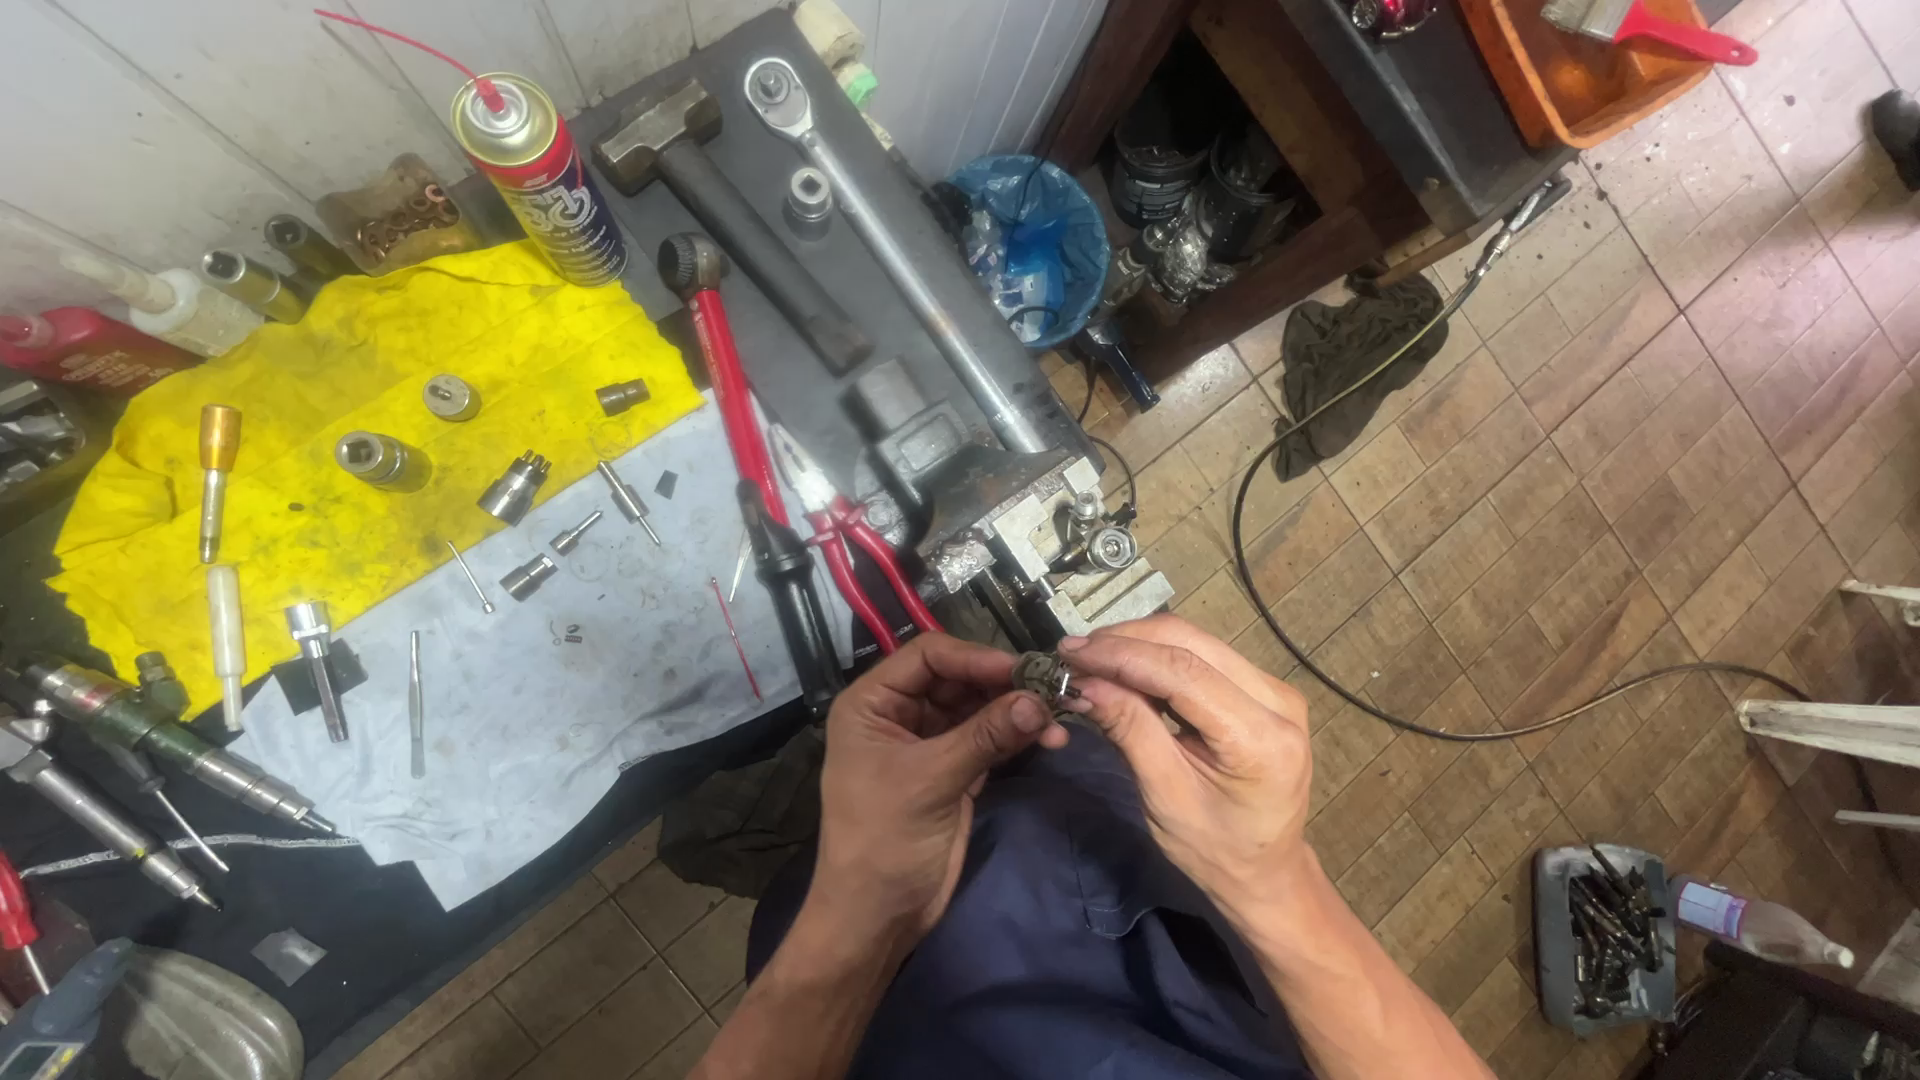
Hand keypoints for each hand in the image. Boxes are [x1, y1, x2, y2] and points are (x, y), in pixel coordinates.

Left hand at [810, 634, 1066, 943]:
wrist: (876, 919)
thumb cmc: (884, 841)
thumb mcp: (931, 781)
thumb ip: (985, 736)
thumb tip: (1038, 701)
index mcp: (872, 703)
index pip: (927, 656)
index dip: (973, 657)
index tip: (1019, 671)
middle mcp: (898, 713)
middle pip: (957, 678)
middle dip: (1001, 684)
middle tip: (1050, 692)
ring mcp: (928, 741)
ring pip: (977, 707)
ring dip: (1015, 711)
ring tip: (1057, 721)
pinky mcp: (953, 768)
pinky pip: (988, 738)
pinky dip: (1016, 736)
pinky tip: (1048, 739)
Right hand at [1057, 615, 1315, 920]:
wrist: (1266, 872)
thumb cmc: (1213, 848)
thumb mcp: (1163, 795)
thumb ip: (1129, 729)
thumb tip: (1083, 682)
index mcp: (1260, 738)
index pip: (1182, 671)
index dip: (1120, 655)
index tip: (1069, 653)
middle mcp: (1278, 700)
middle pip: (1189, 643)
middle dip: (1124, 641)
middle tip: (1073, 653)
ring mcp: (1274, 688)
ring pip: (1194, 639)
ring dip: (1137, 643)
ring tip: (1091, 659)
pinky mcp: (1262, 687)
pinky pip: (1202, 653)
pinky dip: (1156, 655)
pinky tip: (1123, 667)